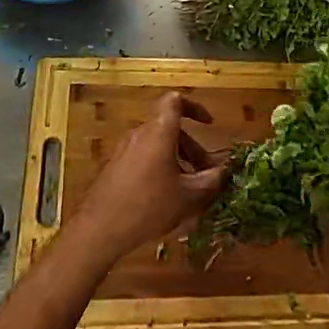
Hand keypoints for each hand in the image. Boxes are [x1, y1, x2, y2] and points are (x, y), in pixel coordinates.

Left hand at [64, 91, 227, 264]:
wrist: (100, 227)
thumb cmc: (149, 206)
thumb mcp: (189, 196)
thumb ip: (212, 180)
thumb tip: (227, 171)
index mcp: (159, 132)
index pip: (175, 102)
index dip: (195, 107)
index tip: (209, 124)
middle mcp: (140, 134)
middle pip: (170, 129)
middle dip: (193, 148)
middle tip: (207, 174)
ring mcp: (124, 149)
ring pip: (158, 145)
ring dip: (178, 160)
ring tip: (190, 189)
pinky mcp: (115, 166)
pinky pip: (144, 157)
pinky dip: (161, 167)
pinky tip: (167, 196)